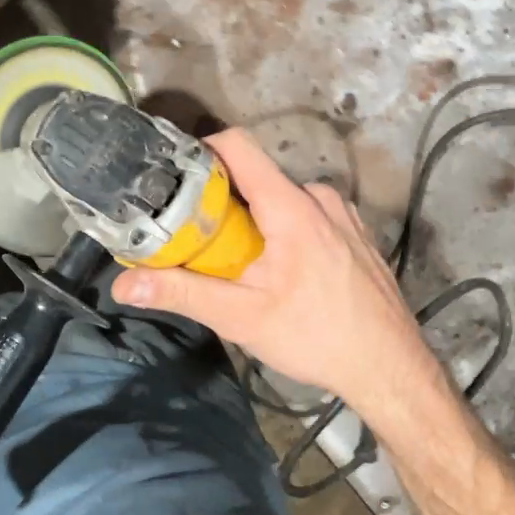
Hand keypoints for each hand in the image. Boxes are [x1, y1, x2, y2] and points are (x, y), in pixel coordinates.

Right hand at [111, 129, 441, 408]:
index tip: (175, 177)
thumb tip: (125, 283)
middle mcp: (320, 197)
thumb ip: (181, 292)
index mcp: (291, 205)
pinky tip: (282, 275)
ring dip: (255, 223)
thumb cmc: (316, 337)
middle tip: (198, 240)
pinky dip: (284, 234)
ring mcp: (343, 214)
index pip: (238, 146)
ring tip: (239, 265)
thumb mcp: (241, 318)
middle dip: (223, 204)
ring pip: (281, 200)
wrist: (390, 369)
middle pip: (256, 179)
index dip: (201, 151)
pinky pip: (307, 216)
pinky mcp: (356, 233)